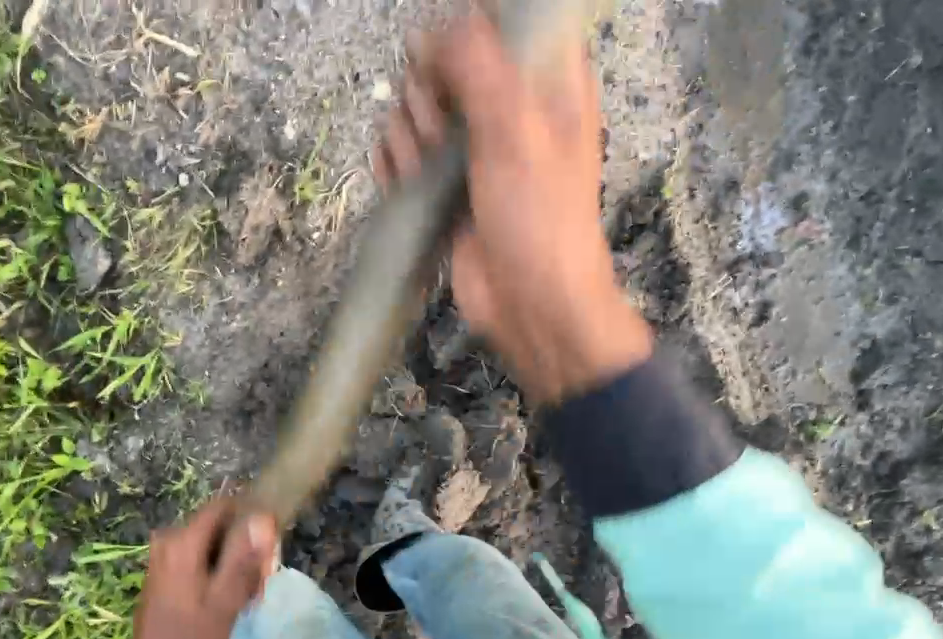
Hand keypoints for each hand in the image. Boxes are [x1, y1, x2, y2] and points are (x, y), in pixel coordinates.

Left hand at [127, 499, 277, 638]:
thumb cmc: (193, 633)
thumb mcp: (225, 598)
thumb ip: (244, 557)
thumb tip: (262, 519)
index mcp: (183, 541)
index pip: (222, 506)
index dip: (248, 517)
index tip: (265, 542)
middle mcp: (168, 539)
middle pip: (216, 526)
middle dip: (241, 545)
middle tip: (258, 577)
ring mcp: (161, 553)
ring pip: (207, 543)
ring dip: (229, 560)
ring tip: (245, 591)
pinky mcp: (161, 568)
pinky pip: (195, 555)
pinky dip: (213, 568)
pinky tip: (225, 594)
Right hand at [374, 14, 655, 405]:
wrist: (531, 305)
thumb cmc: (540, 218)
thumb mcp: (517, 129)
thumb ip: (477, 65)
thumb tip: (432, 30)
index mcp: (546, 81)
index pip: (501, 23)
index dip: (468, 33)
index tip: (453, 63)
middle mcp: (507, 108)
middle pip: (444, 64)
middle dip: (431, 95)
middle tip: (446, 132)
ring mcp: (471, 152)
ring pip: (416, 112)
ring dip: (411, 137)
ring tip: (431, 171)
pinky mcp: (442, 191)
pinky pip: (402, 160)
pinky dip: (396, 168)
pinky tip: (405, 181)